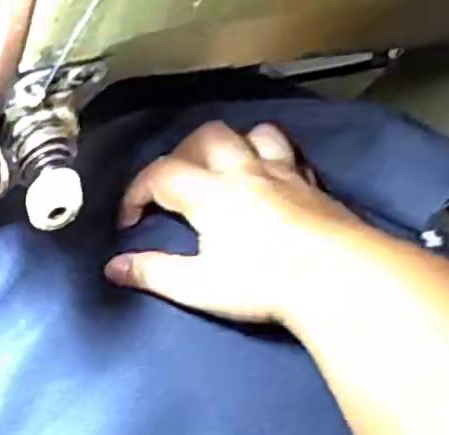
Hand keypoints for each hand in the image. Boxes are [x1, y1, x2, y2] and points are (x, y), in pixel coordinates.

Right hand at [104, 121, 371, 324]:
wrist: (335, 276)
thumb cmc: (261, 284)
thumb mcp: (196, 286)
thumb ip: (152, 273)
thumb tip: (113, 268)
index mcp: (211, 194)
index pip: (161, 174)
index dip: (135, 194)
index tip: (129, 223)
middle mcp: (245, 171)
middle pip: (205, 137)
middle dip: (177, 157)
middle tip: (168, 190)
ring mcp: (282, 172)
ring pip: (250, 134)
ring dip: (226, 146)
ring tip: (216, 173)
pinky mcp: (310, 182)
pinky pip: (285, 152)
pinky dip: (265, 156)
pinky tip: (262, 179)